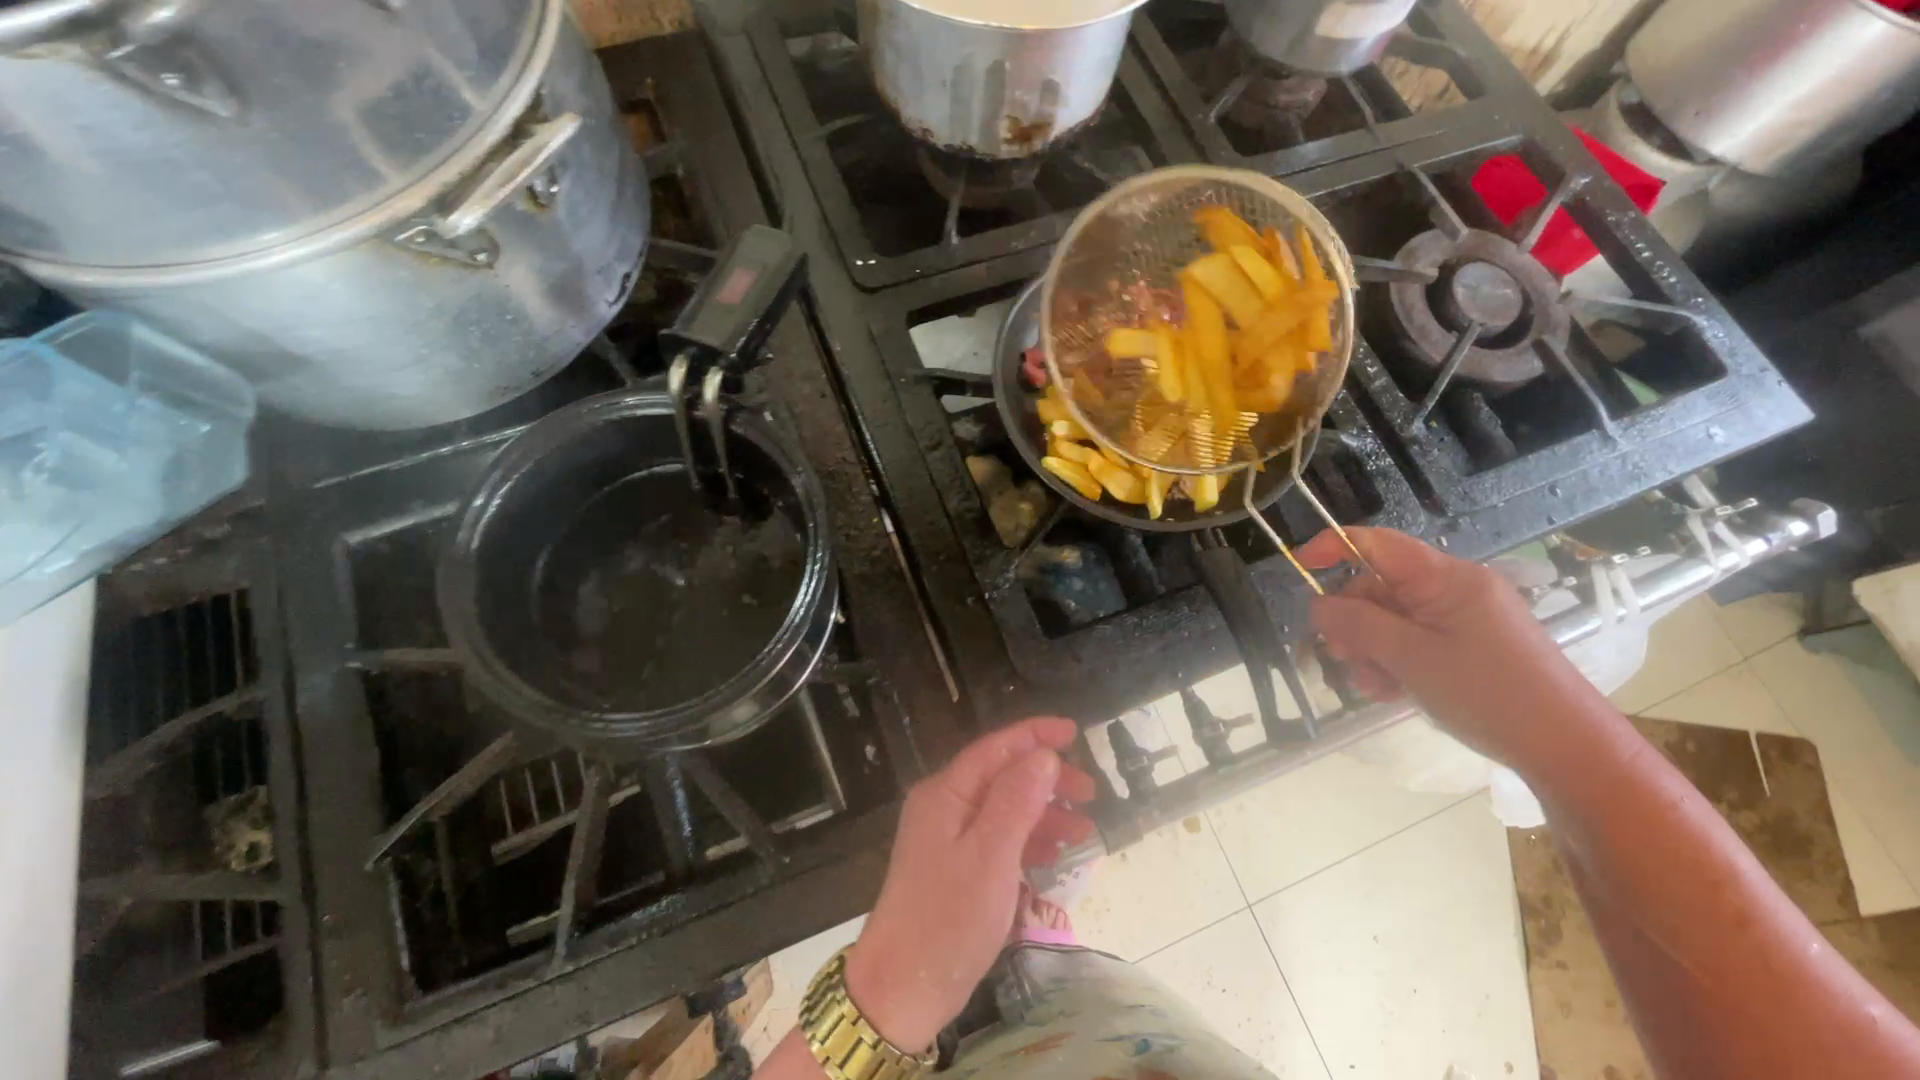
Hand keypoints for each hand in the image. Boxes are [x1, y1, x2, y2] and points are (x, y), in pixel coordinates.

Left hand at [843, 717, 1094, 1052]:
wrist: (902, 989)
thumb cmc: (948, 919)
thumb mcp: (990, 857)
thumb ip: (1016, 801)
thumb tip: (1043, 754)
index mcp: (946, 794)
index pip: (995, 748)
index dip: (1035, 736)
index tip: (1076, 732)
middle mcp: (944, 807)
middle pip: (1002, 776)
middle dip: (1047, 778)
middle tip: (1091, 794)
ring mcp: (948, 839)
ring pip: (1004, 809)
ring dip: (1044, 813)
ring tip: (1084, 831)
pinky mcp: (955, 869)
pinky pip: (999, 839)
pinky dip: (1029, 841)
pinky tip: (1055, 854)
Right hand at [1298, 526, 1611, 771]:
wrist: (1564, 747)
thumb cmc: (1488, 694)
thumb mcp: (1412, 659)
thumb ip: (1359, 626)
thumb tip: (1317, 605)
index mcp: (1446, 578)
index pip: (1378, 543)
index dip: (1334, 546)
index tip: (1298, 567)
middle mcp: (1454, 590)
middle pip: (1379, 588)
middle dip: (1353, 621)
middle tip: (1343, 658)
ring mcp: (1462, 620)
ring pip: (1391, 621)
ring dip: (1371, 650)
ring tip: (1375, 687)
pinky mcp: (1468, 648)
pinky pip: (1414, 643)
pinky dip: (1395, 664)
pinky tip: (1393, 693)